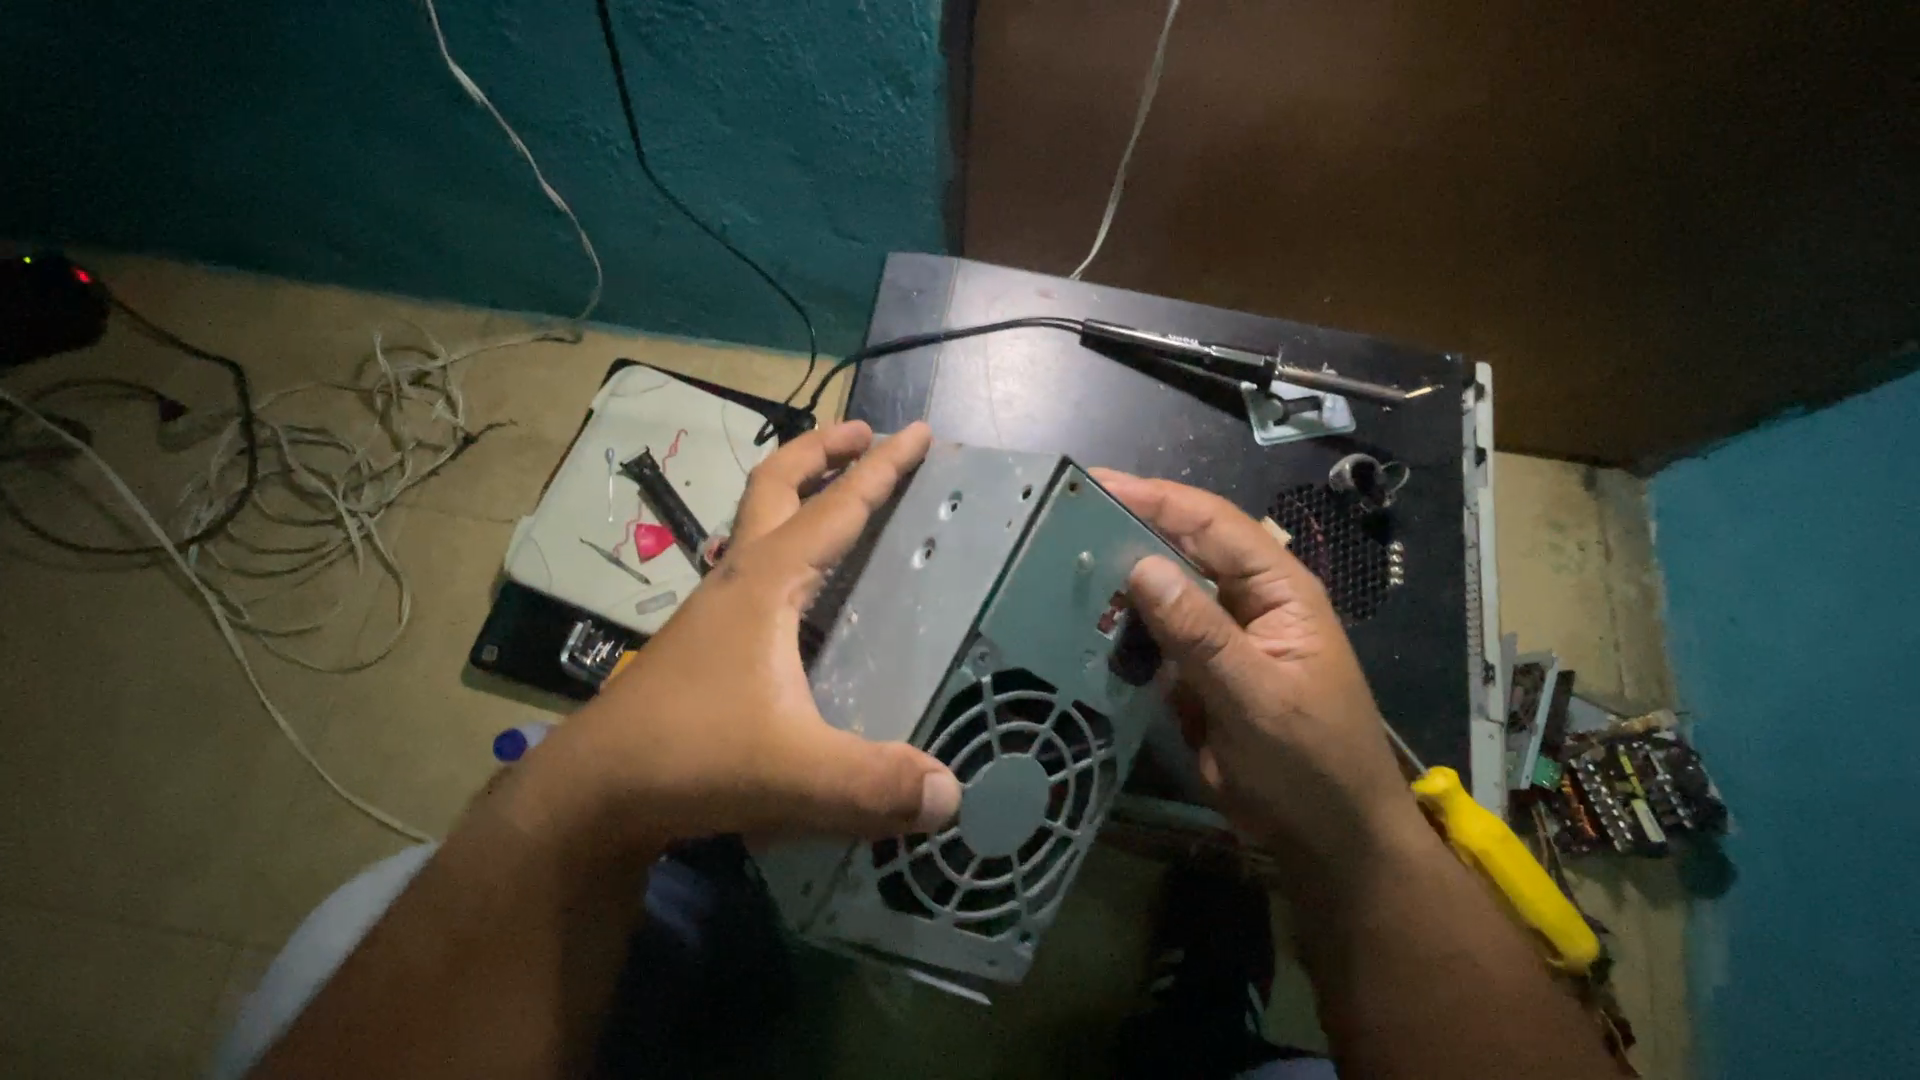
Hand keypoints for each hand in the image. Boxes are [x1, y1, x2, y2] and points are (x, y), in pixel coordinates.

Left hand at [515, 421, 962, 857]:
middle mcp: (738, 581)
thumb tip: (950, 794)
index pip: (837, 509)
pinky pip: (749, 566)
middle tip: (865, 435)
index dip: (882, 469)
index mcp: (767, 584)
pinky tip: (798, 589)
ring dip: (796, 493)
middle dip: (823, 452)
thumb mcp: (795, 773)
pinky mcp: (702, 639)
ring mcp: (713, 608)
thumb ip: (875, 783)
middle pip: (777, 487)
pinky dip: (781, 544)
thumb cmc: (693, 760)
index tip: (917, 432)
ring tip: (834, 494)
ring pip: (755, 523)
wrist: (593, 792)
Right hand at [1091, 469, 1426, 869]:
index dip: (1157, 498)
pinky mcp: (1195, 672)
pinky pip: (1152, 637)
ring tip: (1060, 564)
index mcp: (1278, 590)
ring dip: (1118, 579)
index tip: (1097, 483)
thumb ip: (1201, 634)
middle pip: (1183, 548)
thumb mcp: (1258, 698)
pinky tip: (1082, 625)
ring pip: (1162, 591)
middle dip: (1130, 528)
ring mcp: (1218, 637)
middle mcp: (1245, 601)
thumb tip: (1141, 566)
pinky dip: (1120, 629)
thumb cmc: (1311, 764)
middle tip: (1065, 518)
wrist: (1327, 839)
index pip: (1213, 525)